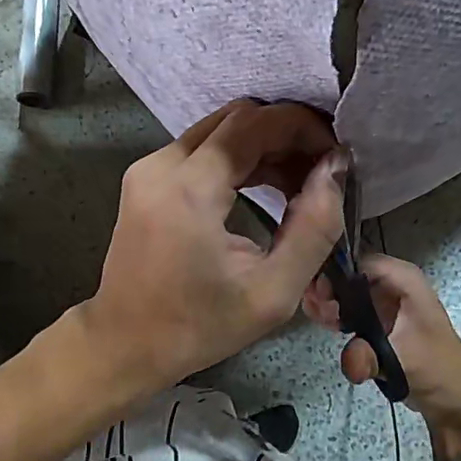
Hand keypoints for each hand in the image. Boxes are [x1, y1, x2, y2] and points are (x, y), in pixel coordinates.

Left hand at [79, 99, 348, 387]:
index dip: (303, 127)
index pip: (255, 123)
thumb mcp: (273, 292)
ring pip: (220, 128)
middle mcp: (162, 165)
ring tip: (302, 181)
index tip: (335, 156)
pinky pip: (202, 147)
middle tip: (322, 169)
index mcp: (189, 190)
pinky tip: (267, 185)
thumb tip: (335, 169)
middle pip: (237, 117)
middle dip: (287, 133)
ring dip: (266, 144)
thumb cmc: (198, 326)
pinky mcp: (146, 177)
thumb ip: (314, 228)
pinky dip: (240, 156)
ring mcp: (149, 168)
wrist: (125, 343)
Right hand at [302, 253, 460, 428]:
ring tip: (316, 317)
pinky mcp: (378, 321)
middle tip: (313, 309)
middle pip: (351, 273)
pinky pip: (350, 308)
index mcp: (405, 280)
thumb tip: (347, 359)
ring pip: (347, 290)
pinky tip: (323, 324)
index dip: (336, 274)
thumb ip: (370, 358)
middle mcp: (393, 284)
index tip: (318, 295)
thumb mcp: (403, 361)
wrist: (454, 401)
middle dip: (328, 288)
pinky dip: (335, 313)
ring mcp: (385, 302)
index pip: (361, 261)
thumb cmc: (438, 371)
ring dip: (328, 301)